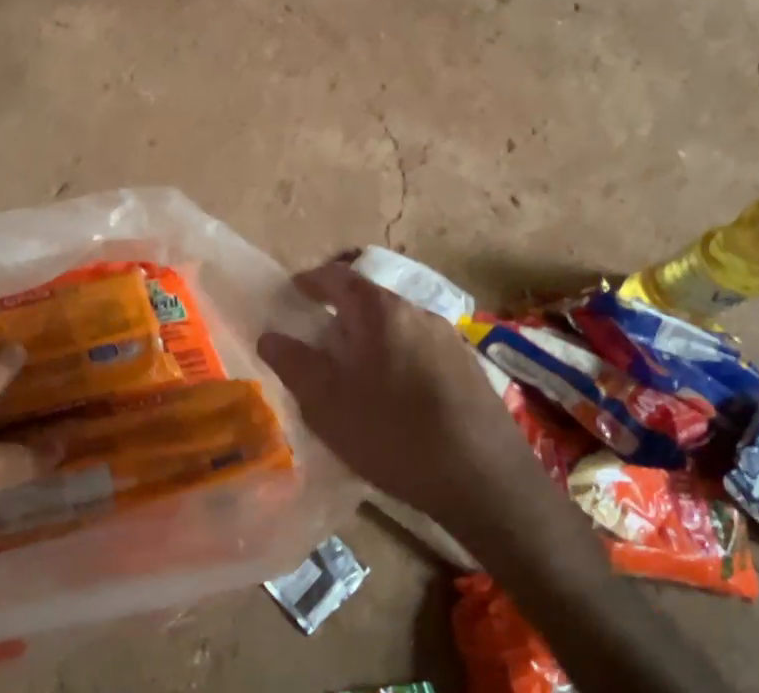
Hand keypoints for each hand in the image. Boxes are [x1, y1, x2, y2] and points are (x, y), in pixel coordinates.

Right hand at [258, 260, 539, 525]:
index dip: (309, 282)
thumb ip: (292, 362)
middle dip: (338, 315)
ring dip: (370, 341)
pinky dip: (396, 361)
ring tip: (351, 374)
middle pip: (369, 301)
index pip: (337, 276)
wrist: (487, 483)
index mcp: (380, 311)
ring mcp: (451, 342)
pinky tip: (391, 400)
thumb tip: (270, 335)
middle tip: (315, 342)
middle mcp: (419, 314)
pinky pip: (420, 351)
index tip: (291, 295)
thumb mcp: (325, 402)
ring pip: (396, 328)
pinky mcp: (471, 373)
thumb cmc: (392, 433)